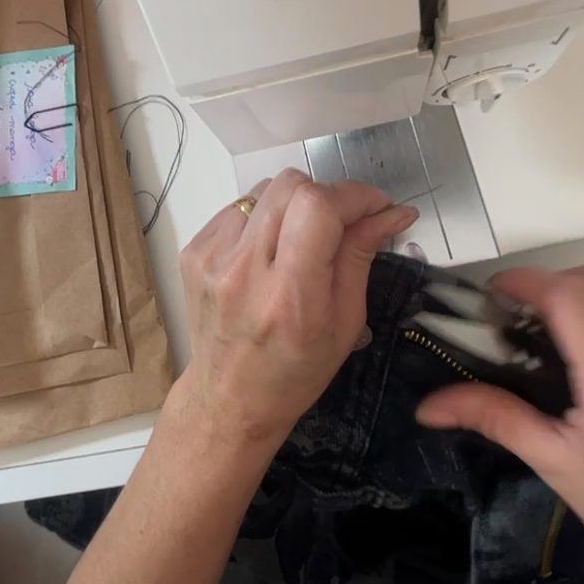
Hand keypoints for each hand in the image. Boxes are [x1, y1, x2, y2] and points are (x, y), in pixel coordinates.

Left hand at [170, 170, 418, 449]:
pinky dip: (263, 218)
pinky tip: (267, 251)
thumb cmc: (296, 370)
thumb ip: (361, 256)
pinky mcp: (192, 249)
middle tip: (342, 222)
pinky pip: (239, 206)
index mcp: (287, 296)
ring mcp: (211, 256)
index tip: (376, 206)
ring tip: (300, 241)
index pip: (318, 208)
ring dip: (293, 204)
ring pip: (264, 189)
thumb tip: (391, 211)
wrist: (230, 397)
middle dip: (326, 196)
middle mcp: (242, 269)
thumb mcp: (345, 322)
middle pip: (291, 186)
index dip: (354, 196)